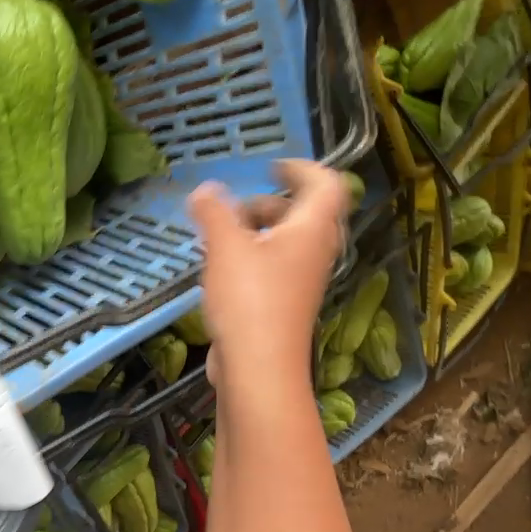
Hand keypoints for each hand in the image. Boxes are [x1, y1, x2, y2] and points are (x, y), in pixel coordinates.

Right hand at [186, 161, 350, 393]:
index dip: (302, 169)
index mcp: (311, 229)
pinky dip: (254, 260)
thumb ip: (213, 215)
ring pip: (289, 245)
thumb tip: (205, 189)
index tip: (273, 167)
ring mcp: (302, 282)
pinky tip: (223, 273)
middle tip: (239, 208)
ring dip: (261, 234)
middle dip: (273, 204)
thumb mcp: (224, 249)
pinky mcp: (284, 307)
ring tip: (224, 239)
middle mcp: (315, 252)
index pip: (325, 183)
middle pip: (305, 216)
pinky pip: (276, 270)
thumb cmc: (249, 299)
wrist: (258, 364)